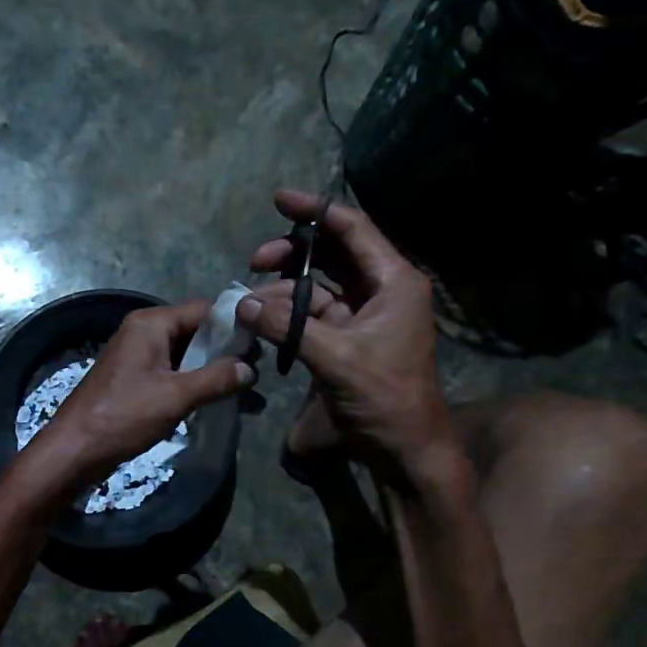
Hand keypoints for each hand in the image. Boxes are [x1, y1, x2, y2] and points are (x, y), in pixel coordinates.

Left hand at [25, 299, 256, 489]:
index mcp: (151, 324)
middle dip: (228, 352)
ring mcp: (138, 357)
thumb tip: (250, 369)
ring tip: (249, 393)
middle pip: (196, 332)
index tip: (265, 344)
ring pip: (186, 357)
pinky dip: (196, 385)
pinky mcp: (135, 380)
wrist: (75, 448)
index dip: (235, 325)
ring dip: (214, 373)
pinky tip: (220, 404)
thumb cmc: (123, 415)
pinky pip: (173, 375)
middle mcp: (143, 333)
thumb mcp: (176, 396)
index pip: (204, 310)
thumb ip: (216, 379)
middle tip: (260, 374)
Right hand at [236, 189, 454, 472]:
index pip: (353, 230)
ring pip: (316, 285)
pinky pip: (310, 315)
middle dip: (290, 255)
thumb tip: (244, 303)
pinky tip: (261, 321)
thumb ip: (289, 327)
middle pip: (331, 255)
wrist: (403, 447)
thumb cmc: (385, 397)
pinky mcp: (345, 338)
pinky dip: (285, 315)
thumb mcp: (338, 359)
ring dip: (282, 289)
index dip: (316, 211)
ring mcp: (361, 315)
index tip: (279, 199)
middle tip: (254, 263)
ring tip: (249, 303)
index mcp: (393, 282)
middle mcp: (380, 290)